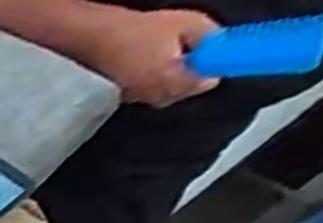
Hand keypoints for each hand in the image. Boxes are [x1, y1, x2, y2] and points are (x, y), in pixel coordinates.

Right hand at [89, 7, 220, 106]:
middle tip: (194, 54)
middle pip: (186, 92)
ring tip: (171, 59)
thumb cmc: (143, 30)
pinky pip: (150, 95)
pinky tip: (153, 68)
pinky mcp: (126, 98)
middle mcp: (155, 94)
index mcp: (173, 77)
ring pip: (168, 95)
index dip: (214, 68)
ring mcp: (138, 98)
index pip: (205, 82)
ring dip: (175, 80)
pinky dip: (156, 84)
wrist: (101, 41)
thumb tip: (221, 47)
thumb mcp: (189, 23)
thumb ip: (210, 37)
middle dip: (193, 75)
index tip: (218, 56)